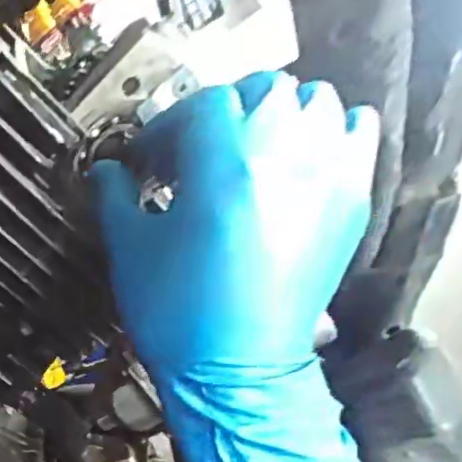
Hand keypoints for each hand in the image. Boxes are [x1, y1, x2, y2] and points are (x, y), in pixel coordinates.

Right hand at [88, 71, 376, 461]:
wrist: (237, 371)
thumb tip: (109, 173)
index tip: (147, 156)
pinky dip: (325, 134)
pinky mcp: (349, 203)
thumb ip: (117, 199)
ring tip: (243, 152)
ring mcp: (326, 176)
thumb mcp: (131, 252)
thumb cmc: (181, 318)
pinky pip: (353, 136)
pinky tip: (293, 164)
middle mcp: (283, 157)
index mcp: (223, 165)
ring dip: (273, 116)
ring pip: (313, 102)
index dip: (165, 127)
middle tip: (192, 149)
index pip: (198, 106)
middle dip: (219, 114)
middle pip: (260, 90)